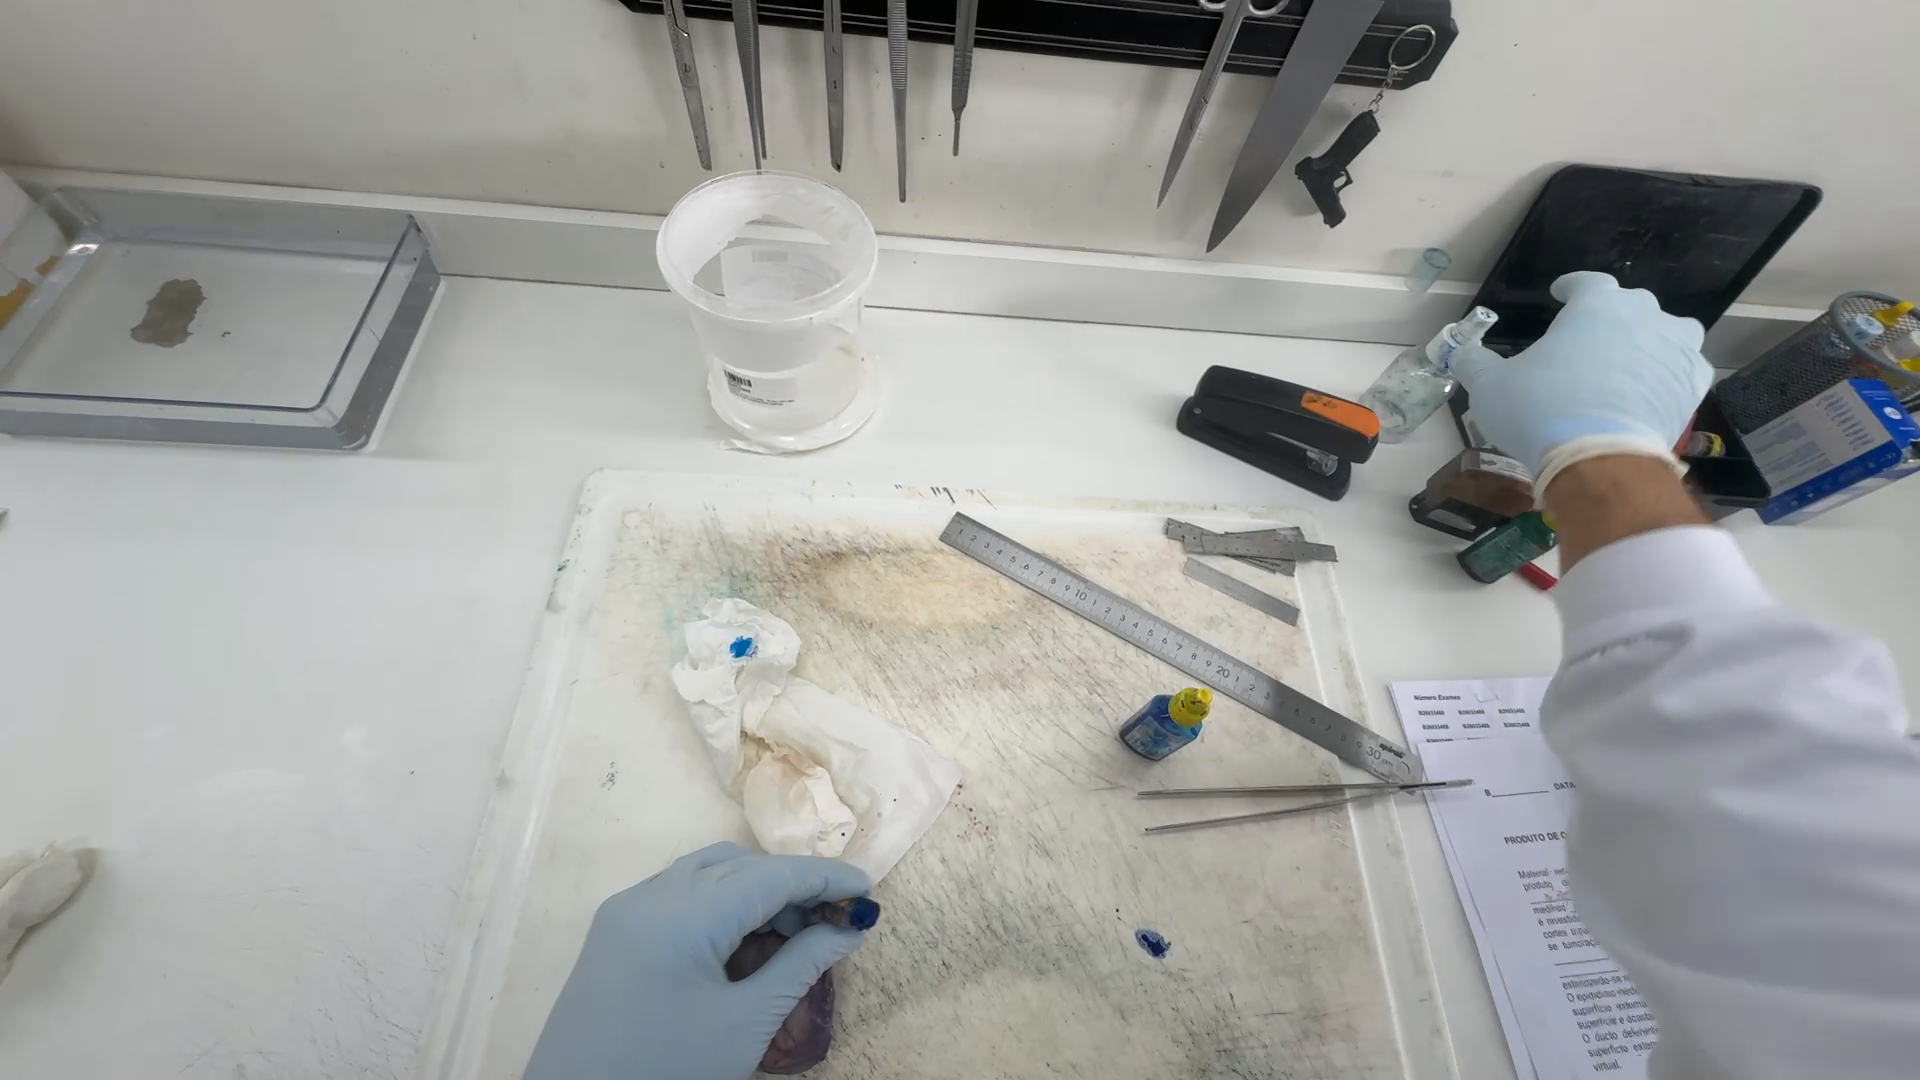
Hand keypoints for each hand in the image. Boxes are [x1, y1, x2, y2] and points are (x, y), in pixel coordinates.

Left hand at [524, 842, 871, 1079]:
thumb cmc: (666, 1079)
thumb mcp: (744, 1026)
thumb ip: (802, 965)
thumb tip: (850, 930)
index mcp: (684, 916)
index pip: (773, 876)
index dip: (826, 879)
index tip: (867, 890)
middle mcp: (653, 893)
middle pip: (743, 866)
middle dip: (794, 886)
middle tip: (834, 919)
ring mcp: (628, 906)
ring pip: (712, 868)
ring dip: (758, 887)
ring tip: (791, 929)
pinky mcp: (615, 925)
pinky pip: (682, 888)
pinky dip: (722, 897)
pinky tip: (742, 934)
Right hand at [1451, 272, 1713, 492]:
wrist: (1599, 457)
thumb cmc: (1538, 409)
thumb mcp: (1489, 386)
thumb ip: (1476, 363)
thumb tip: (1462, 353)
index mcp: (1596, 307)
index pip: (1588, 282)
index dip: (1572, 286)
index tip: (1561, 291)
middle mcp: (1645, 318)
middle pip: (1629, 304)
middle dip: (1607, 315)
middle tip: (1584, 334)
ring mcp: (1676, 350)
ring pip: (1664, 333)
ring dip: (1642, 340)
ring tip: (1620, 360)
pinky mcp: (1691, 385)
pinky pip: (1676, 368)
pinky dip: (1659, 372)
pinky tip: (1641, 389)